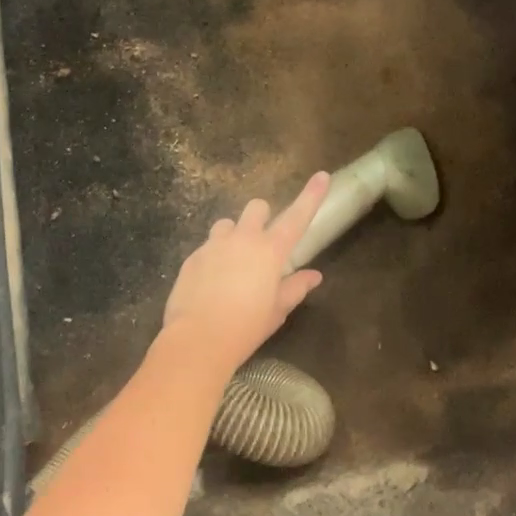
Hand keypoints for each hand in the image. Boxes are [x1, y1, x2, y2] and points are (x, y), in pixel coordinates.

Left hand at [160, 172, 331, 371]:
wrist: (196, 340)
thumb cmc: (245, 328)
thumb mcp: (276, 311)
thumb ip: (295, 288)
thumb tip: (314, 275)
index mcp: (270, 251)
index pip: (297, 217)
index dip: (311, 195)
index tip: (322, 175)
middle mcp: (243, 239)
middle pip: (257, 207)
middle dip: (262, 217)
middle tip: (262, 243)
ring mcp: (214, 244)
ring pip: (227, 224)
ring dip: (234, 235)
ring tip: (233, 263)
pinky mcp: (193, 256)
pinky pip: (207, 247)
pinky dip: (214, 257)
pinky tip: (211, 284)